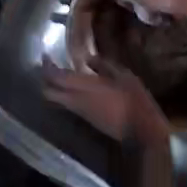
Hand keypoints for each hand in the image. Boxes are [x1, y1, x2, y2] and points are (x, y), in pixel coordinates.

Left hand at [43, 59, 170, 151]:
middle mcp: (76, 101)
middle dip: (45, 80)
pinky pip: (69, 105)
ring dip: (55, 89)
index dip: (47, 66)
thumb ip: (104, 66)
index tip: (45, 56)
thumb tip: (88, 58)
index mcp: (84, 87)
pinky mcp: (87, 120)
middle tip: (50, 68)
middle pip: (49, 93)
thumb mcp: (124, 76)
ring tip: (63, 75)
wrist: (140, 130)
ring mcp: (80, 112)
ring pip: (58, 101)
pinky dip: (66, 95)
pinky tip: (78, 88)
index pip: (56, 77)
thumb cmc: (134, 99)